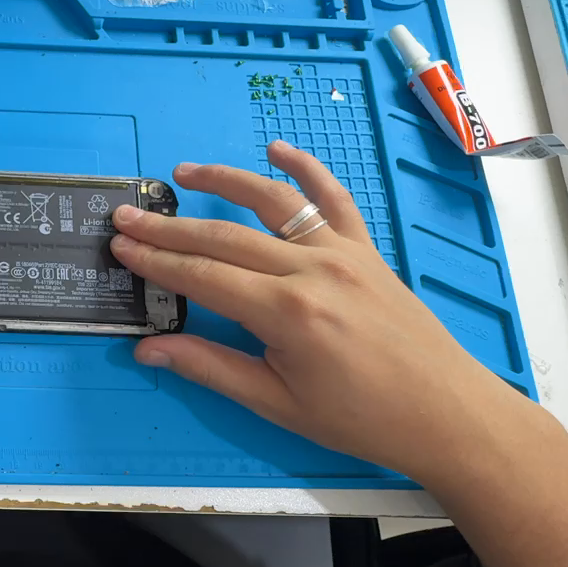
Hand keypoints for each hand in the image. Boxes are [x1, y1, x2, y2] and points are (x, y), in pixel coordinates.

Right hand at [107, 140, 548, 487]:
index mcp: (285, 313)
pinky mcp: (365, 249)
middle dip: (168, 227)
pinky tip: (278, 149)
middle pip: (223, 237)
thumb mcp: (276, 401)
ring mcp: (342, 252)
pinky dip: (306, 168)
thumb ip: (208, 367)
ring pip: (271, 203)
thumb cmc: (359, 418)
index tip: (120, 246)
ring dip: (223, 181)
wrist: (447, 414)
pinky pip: (332, 198)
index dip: (155, 260)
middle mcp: (311, 270)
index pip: (201, 276)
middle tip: (126, 215)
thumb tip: (147, 349)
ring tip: (182, 173)